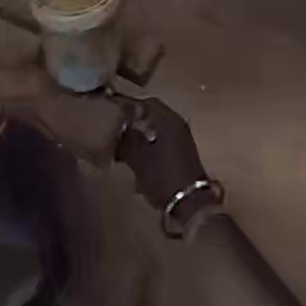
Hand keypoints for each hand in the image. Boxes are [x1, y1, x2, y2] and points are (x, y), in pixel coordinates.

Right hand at [112, 96, 219, 221]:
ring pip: (157, 130)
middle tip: (117, 130)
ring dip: (141, 136)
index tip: (114, 111)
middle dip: (134, 122)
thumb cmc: (163, 177)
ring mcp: (182, 139)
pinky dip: (150, 147)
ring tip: (124, 148)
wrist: (190, 203)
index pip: (148, 102)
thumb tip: (118, 130)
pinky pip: (163, 143)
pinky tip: (138, 163)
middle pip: (153, 115)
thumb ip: (127, 141)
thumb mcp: (139, 159)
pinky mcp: (183, 153)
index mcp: (169, 120)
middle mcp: (178, 125)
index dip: (130, 104)